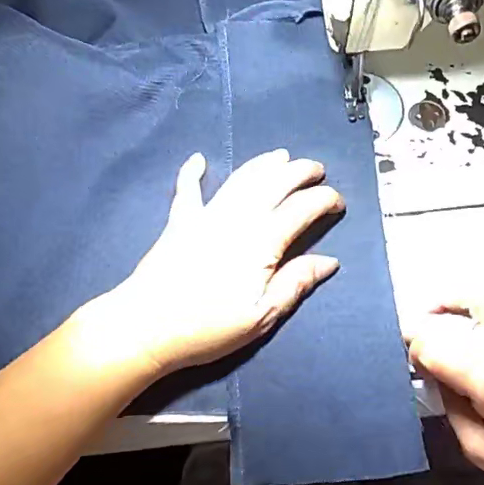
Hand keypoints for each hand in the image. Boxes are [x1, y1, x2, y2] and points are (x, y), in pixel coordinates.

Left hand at [93, 150, 343, 373]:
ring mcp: (206, 216)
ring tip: (281, 156)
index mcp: (261, 242)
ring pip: (240, 179)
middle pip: (274, 183)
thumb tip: (328, 261)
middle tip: (316, 169)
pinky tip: (197, 159)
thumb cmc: (208, 327)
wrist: (146, 327)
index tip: (337, 203)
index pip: (301, 209)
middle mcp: (237, 219)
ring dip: (263, 164)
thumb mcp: (261, 316)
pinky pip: (188, 190)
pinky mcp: (180, 222)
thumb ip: (295, 284)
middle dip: (299, 171)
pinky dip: (192, 172)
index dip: (324, 200)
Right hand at [405, 294, 483, 484]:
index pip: (435, 345)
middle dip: (428, 330)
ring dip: (451, 308)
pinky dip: (481, 302)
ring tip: (435, 322)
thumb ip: (448, 402)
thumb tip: (427, 368)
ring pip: (479, 297)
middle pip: (452, 317)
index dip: (412, 349)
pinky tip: (468, 316)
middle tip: (418, 348)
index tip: (406, 362)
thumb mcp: (480, 449)